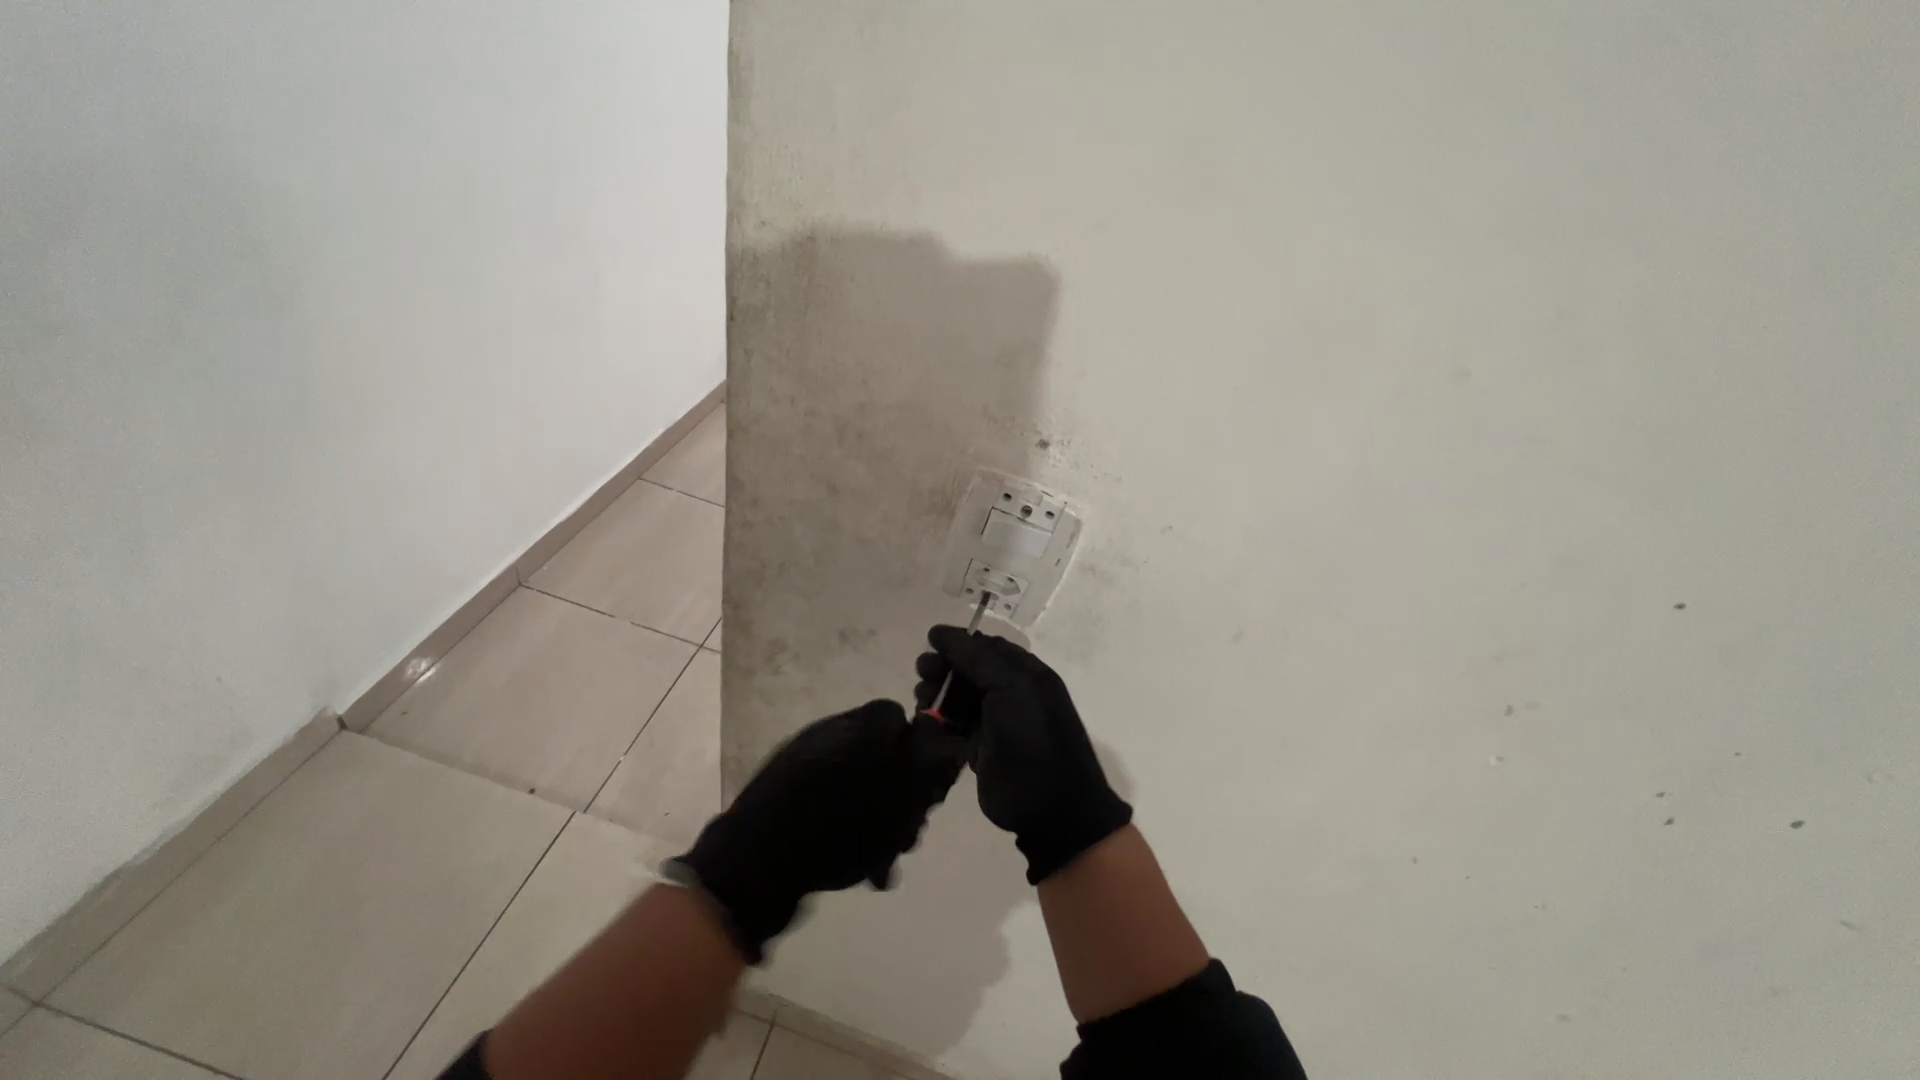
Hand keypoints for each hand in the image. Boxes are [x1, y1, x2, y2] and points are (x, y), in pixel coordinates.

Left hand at [667, 700, 964, 962]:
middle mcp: (835, 731)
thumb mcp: (902, 798)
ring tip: (880, 860)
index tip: (925, 798)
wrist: (758, 860)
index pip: (905, 723)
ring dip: (877, 822)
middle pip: (886, 758)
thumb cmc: (842, 826)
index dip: (923, 760)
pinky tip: (857, 868)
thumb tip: (951, 745)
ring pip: (860, 787)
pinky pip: (831, 804)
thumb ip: (931, 768)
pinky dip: (847, 829)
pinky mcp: (787, 790)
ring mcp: (808, 760)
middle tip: (906, 836)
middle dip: (900, 800)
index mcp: (865, 723)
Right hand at [915, 628, 1131, 883]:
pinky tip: (924, 722)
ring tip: (922, 701)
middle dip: (944, 669)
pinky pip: (954, 727)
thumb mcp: (1012, 687)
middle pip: (969, 671)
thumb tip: (942, 633)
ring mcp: (995, 723)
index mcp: (1025, 674)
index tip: (930, 644)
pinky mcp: (980, 750)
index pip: (987, 647)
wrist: (1050, 805)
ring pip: (958, 698)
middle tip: (923, 675)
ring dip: (938, 695)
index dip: (958, 643)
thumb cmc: (1033, 738)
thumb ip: (978, 658)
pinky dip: (938, 722)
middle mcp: (1011, 693)